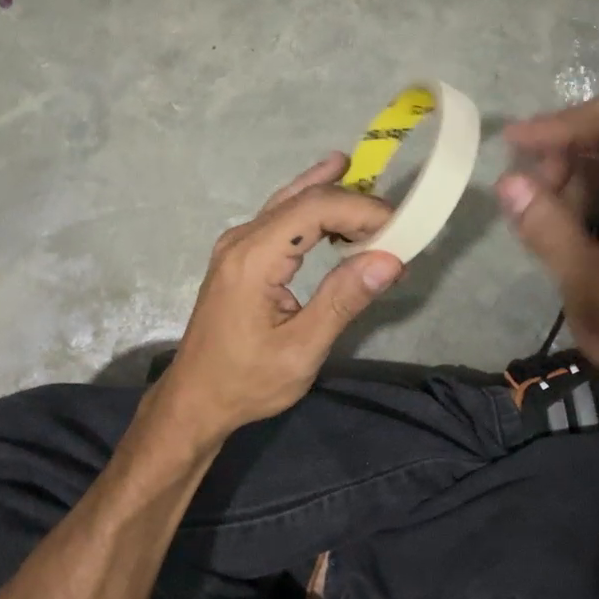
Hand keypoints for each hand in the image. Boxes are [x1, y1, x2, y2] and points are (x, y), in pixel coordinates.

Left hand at [155, 153, 403, 438]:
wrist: (195, 398)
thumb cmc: (246, 382)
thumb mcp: (301, 350)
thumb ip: (343, 300)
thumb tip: (390, 259)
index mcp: (253, 259)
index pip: (315, 208)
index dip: (361, 210)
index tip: (402, 229)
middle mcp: (241, 240)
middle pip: (304, 199)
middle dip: (354, 206)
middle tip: (399, 228)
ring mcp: (236, 245)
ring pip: (291, 202)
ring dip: (336, 202)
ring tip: (378, 210)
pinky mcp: (239, 256)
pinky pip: (280, 217)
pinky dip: (314, 212)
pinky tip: (336, 208)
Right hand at [495, 96, 598, 401]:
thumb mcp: (587, 279)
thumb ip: (547, 227)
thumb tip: (507, 180)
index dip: (567, 126)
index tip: (516, 140)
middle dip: (563, 159)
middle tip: (523, 191)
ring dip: (566, 182)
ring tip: (534, 213)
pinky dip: (579, 200)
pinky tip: (554, 223)